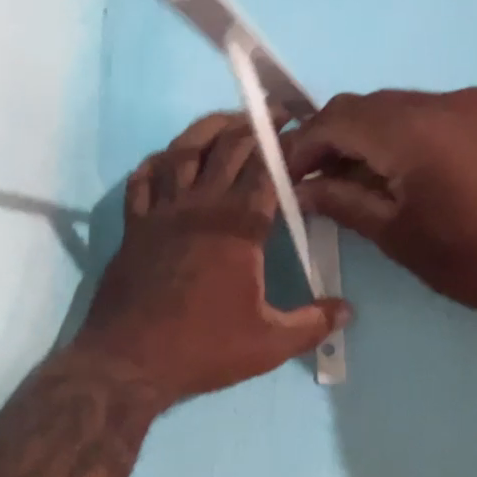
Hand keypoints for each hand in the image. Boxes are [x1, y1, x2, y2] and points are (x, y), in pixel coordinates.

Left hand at [74, 112, 350, 402]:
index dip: (288, 143)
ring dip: (207, 130)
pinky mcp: (133, 228)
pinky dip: (156, 164)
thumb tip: (347, 312)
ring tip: (225, 122)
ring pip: (182, 152)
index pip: (268, 167)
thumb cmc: (202, 349)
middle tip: (276, 114)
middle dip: (256, 124)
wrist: (128, 361)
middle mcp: (200, 207)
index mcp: (239, 226)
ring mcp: (161, 214)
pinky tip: (165, 160)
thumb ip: (312, 324)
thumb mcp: (269, 344)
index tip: (304, 128)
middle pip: (228, 147)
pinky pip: (142, 182)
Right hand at [285, 88, 476, 317]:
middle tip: (315, 183)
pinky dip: (406, 138)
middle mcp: (447, 101)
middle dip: (334, 140)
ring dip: (371, 139)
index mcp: (416, 130)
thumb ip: (344, 202)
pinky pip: (435, 116)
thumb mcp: (398, 236)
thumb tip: (303, 190)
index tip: (285, 176)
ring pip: (402, 109)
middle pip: (369, 106)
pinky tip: (403, 176)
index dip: (303, 144)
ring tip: (358, 184)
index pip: (338, 117)